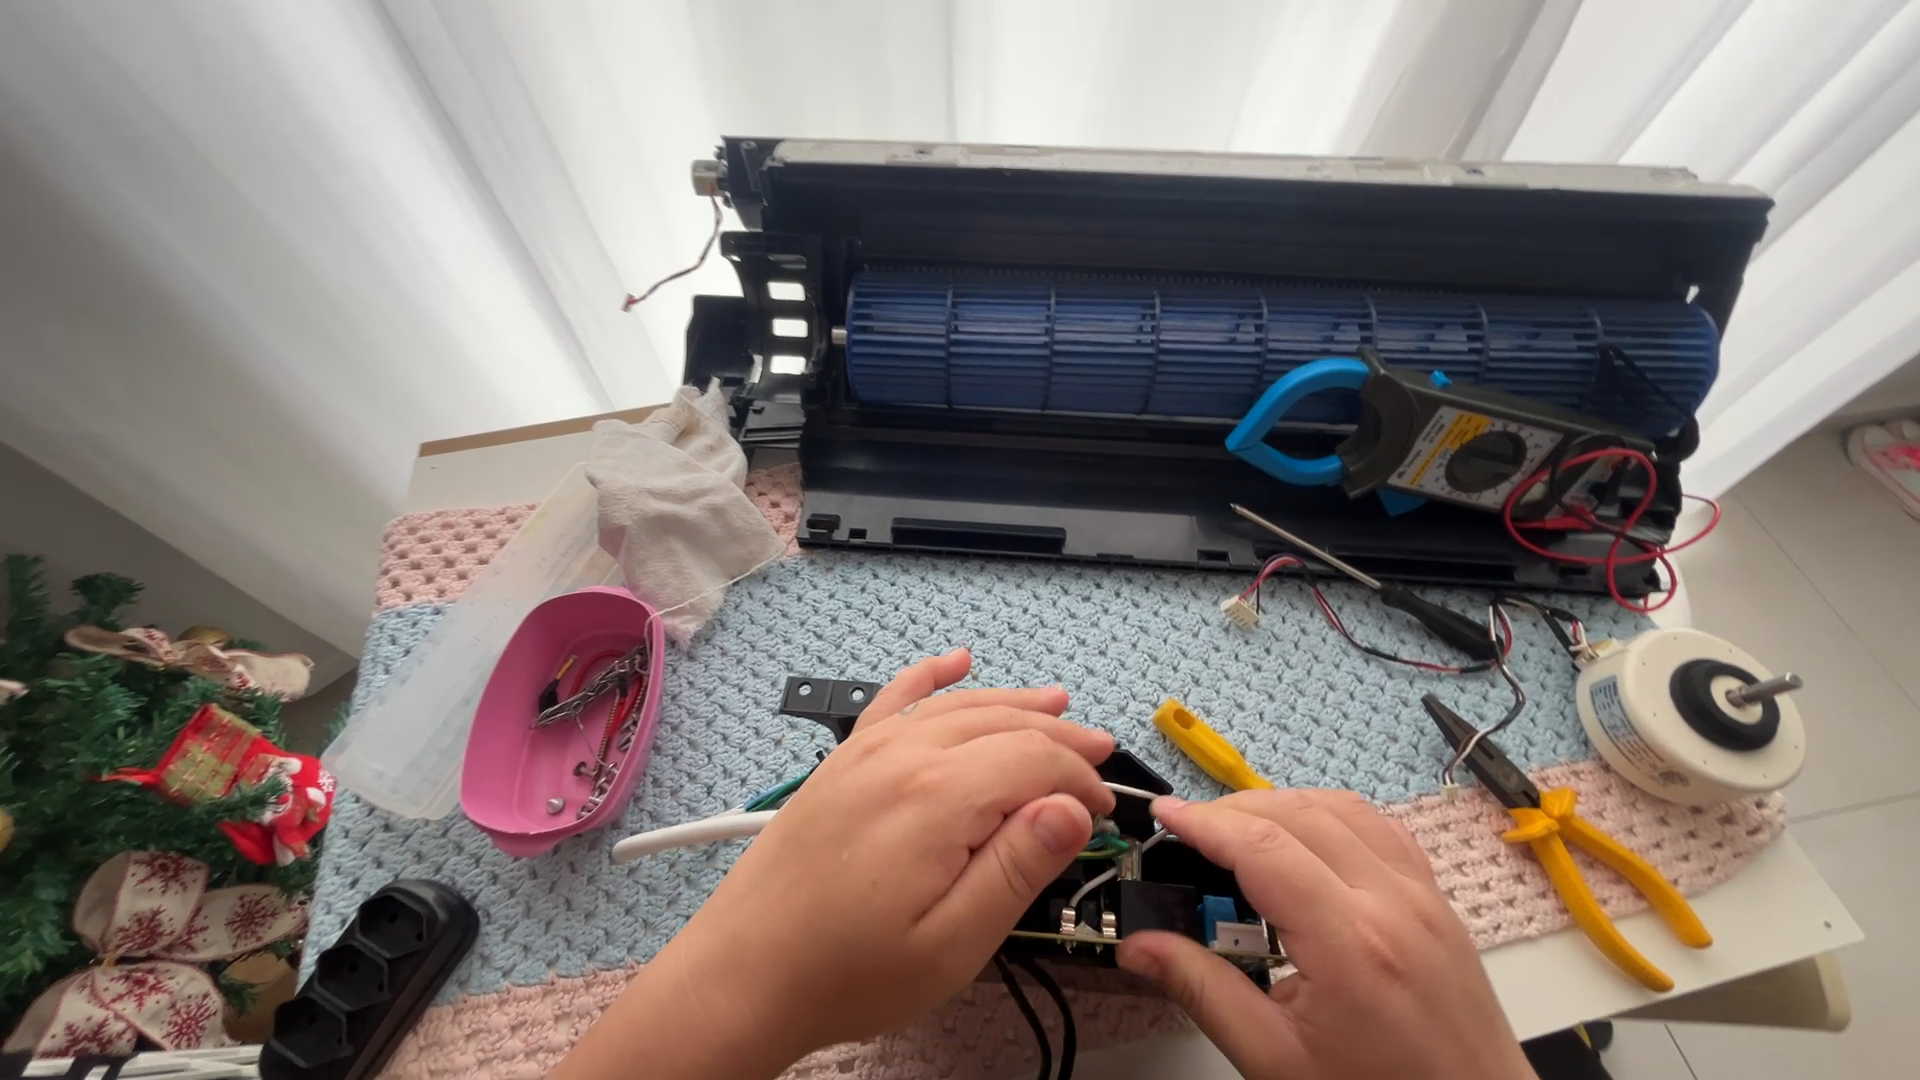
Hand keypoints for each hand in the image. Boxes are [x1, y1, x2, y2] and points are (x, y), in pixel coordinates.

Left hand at [555, 649, 1115, 1079]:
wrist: (744, 973)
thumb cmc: (849, 971)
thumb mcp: (952, 943)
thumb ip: (1017, 867)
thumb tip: (1071, 809)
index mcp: (937, 796)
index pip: (1034, 759)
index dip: (1079, 780)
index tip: (1102, 814)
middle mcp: (903, 753)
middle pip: (1002, 723)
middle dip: (1059, 737)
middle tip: (1099, 754)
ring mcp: (868, 749)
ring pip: (958, 705)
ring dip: (1013, 703)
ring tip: (1057, 705)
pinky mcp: (844, 758)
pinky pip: (895, 699)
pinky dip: (931, 676)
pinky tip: (956, 662)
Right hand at [1117, 790, 1534, 1079]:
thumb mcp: (1275, 1061)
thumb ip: (1202, 991)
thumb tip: (1136, 945)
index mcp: (1351, 944)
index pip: (1261, 847)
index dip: (1204, 822)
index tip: (1164, 813)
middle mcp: (1392, 901)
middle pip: (1296, 813)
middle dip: (1231, 809)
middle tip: (1190, 829)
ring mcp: (1423, 894)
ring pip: (1338, 805)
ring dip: (1278, 803)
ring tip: (1237, 828)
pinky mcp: (1437, 897)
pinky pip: (1378, 824)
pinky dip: (1328, 812)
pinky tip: (1303, 836)